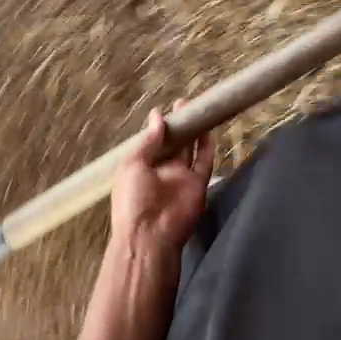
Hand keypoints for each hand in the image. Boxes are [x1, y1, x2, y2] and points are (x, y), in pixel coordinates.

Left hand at [109, 107, 211, 256]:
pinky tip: (207, 129)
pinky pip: (204, 162)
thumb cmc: (134, 199)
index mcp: (142, 167)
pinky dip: (207, 146)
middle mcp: (162, 170)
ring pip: (189, 149)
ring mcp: (181, 177)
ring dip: (192, 131)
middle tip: (183, 104)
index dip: (157, 127)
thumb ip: (148, 142)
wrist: (151, 235)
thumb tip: (157, 118)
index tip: (163, 110)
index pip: (152, 143)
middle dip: (177, 125)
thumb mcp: (133, 165)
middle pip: (172, 144)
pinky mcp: (198, 184)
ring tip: (195, 109)